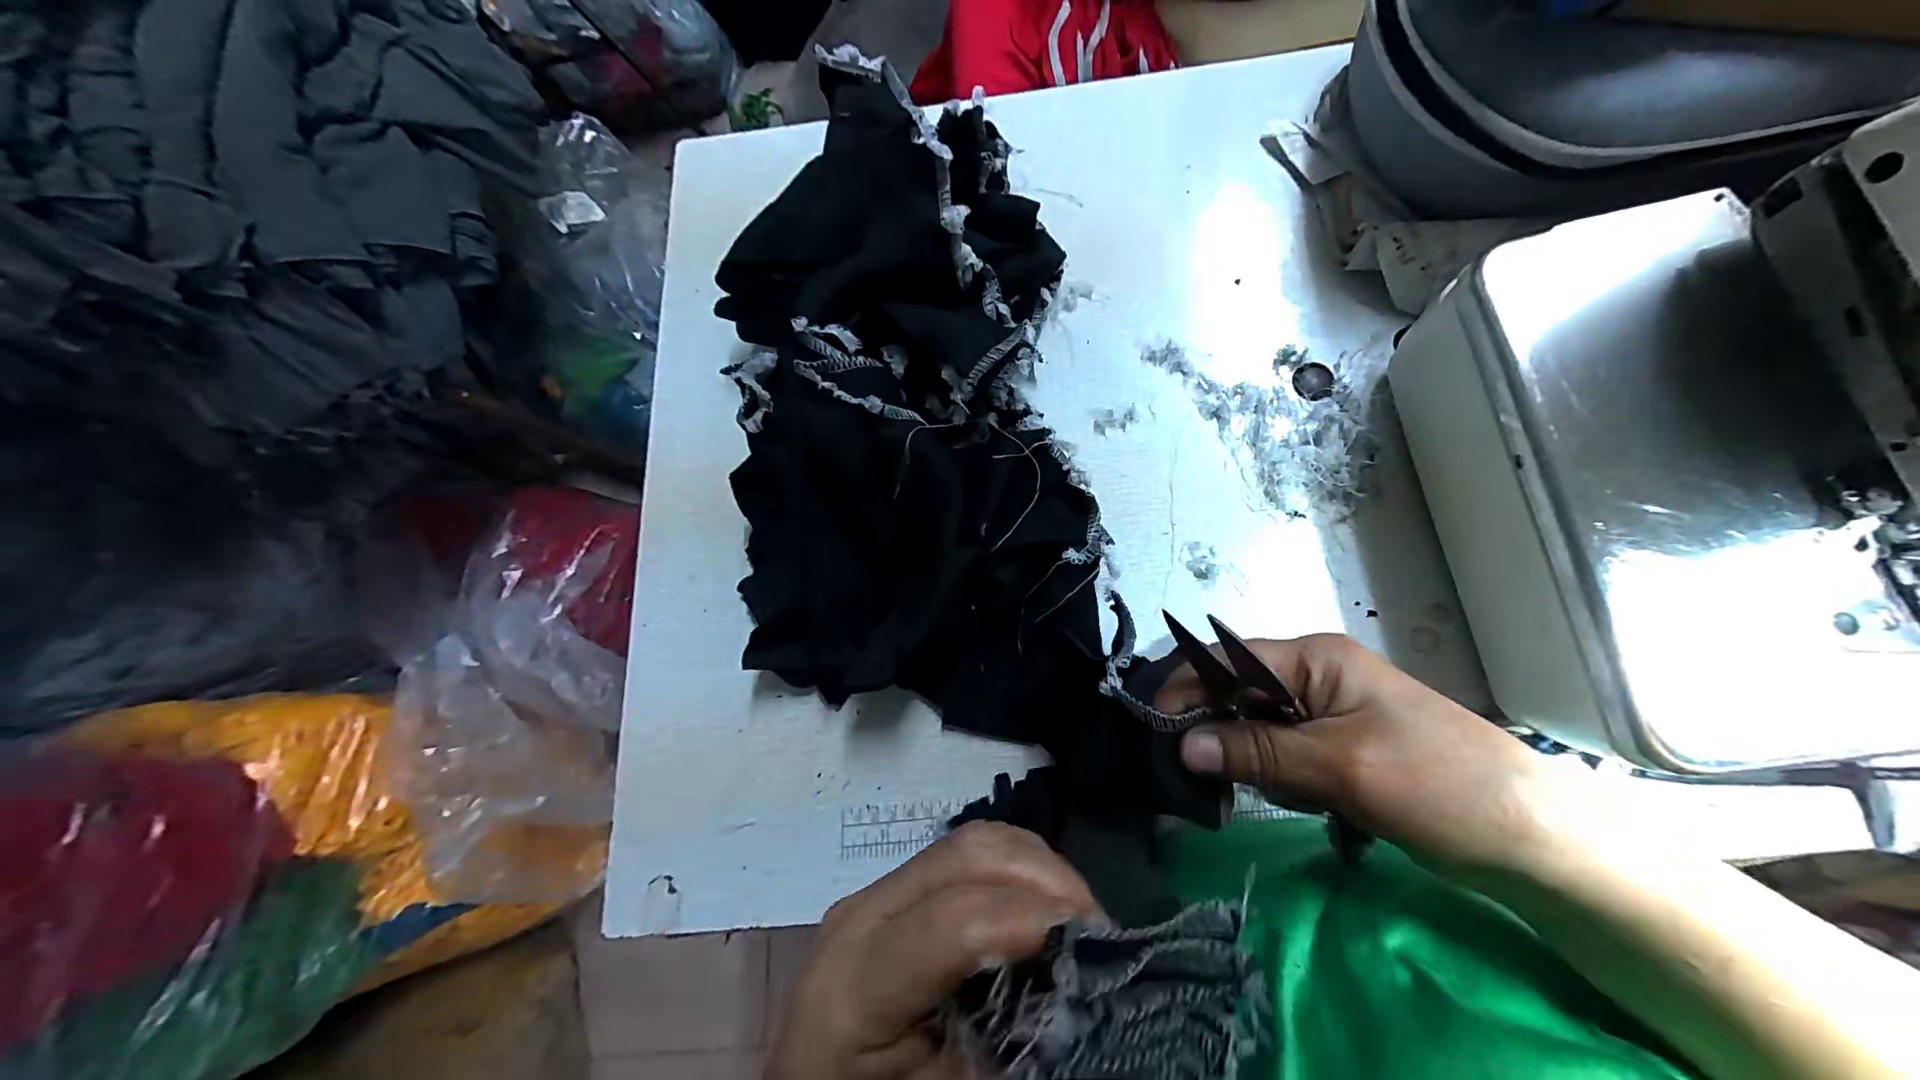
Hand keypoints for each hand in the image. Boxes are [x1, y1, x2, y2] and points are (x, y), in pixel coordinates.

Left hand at [768, 822, 1101, 1079]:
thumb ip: (1011, 1033)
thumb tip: (1080, 982)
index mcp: (857, 988)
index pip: (951, 923)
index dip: (1027, 919)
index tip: (1093, 941)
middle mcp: (859, 917)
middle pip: (962, 857)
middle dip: (1042, 875)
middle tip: (1096, 923)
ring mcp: (870, 892)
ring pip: (964, 840)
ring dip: (1030, 862)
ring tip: (1073, 908)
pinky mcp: (886, 887)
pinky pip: (955, 851)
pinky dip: (1008, 862)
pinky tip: (1036, 895)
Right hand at [1158, 633, 1574, 876]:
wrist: (1535, 838)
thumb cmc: (1438, 783)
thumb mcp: (1340, 766)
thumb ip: (1257, 752)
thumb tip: (1183, 747)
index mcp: (1314, 658)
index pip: (1226, 659)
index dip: (1184, 687)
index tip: (1152, 728)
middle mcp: (1314, 675)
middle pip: (1235, 693)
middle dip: (1215, 731)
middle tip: (1201, 779)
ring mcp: (1327, 711)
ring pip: (1255, 727)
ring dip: (1250, 760)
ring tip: (1267, 796)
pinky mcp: (1337, 746)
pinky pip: (1282, 753)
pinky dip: (1276, 776)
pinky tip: (1300, 801)